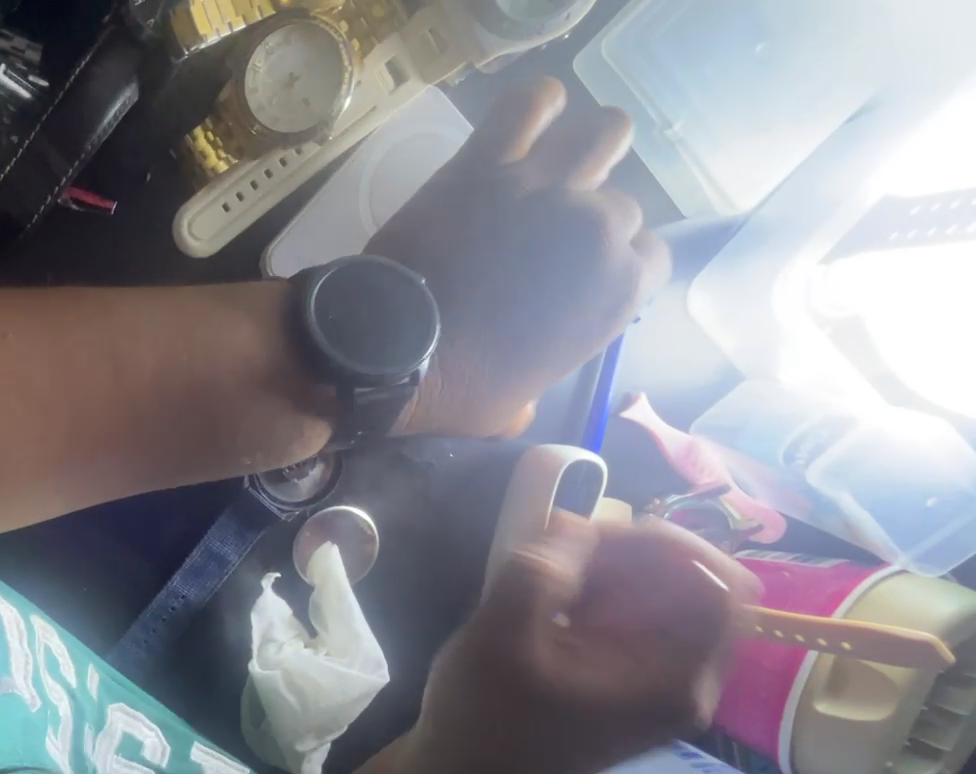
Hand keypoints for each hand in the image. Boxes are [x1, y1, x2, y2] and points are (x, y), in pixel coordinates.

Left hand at [368, 78, 670, 438]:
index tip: (570, 278)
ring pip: (602, 133)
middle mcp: (596, 229)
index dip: (609, 266)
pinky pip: (529, 103)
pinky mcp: (484, 166)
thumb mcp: (508, 412)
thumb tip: (523, 404)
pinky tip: (521, 128)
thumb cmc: (449, 392)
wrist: (383, 356)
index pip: (647, 256)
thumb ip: (533, 393)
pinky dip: (532, 107)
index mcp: (617, 292)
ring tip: (548, 175)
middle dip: (582, 220)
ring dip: (583, 151)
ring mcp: (543, 189)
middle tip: (537, 239)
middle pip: (616, 205)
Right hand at [408, 516, 754, 773]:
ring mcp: (655, 689)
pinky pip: (632, 627)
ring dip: (607, 576)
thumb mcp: (498, 636)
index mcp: (672, 678)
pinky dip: (595, 602)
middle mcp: (683, 684)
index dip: (665, 543)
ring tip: (543, 579)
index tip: (593, 532)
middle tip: (557, 550)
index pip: (719, 585)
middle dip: (627, 557)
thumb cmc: (482, 717)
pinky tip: (544, 607)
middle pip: (691, 591)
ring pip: (660, 605)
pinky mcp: (625, 689)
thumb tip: (574, 523)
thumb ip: (537, 571)